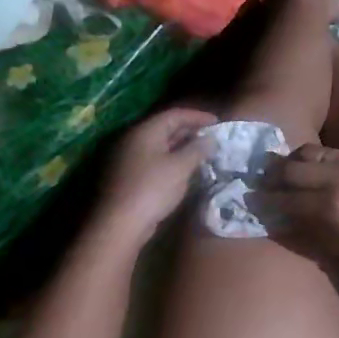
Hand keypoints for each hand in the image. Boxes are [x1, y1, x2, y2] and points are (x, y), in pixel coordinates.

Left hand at [98, 107, 215, 238]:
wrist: (121, 222)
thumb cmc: (153, 189)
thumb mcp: (180, 167)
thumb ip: (197, 150)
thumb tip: (210, 139)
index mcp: (145, 132)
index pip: (174, 115)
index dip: (197, 116)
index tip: (217, 122)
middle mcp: (134, 140)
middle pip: (165, 128)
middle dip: (190, 131)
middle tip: (212, 137)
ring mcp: (129, 158)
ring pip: (160, 145)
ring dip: (182, 146)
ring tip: (203, 153)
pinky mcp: (130, 176)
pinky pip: (155, 160)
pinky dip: (172, 160)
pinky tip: (185, 169)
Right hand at [251, 144, 338, 261]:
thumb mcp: (334, 246)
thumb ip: (302, 230)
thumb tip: (275, 219)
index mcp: (326, 208)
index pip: (282, 200)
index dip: (262, 202)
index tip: (248, 202)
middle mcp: (332, 180)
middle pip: (286, 169)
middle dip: (269, 178)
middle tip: (260, 185)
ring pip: (303, 153)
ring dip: (287, 162)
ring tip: (280, 172)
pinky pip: (322, 151)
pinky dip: (307, 157)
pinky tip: (304, 167)